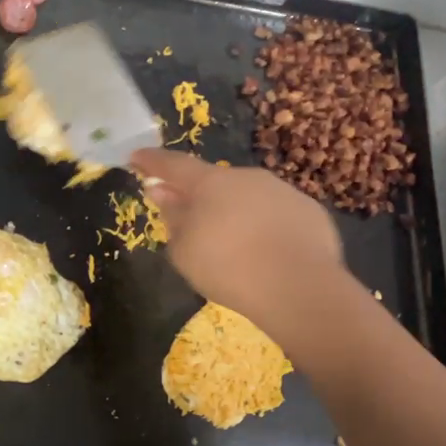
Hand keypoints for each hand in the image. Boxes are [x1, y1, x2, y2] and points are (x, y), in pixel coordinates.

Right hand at [131, 147, 347, 327]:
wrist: (297, 287)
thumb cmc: (227, 268)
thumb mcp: (183, 250)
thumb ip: (173, 218)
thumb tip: (163, 192)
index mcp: (210, 183)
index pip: (174, 165)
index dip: (152, 162)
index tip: (136, 158)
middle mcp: (246, 177)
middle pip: (214, 182)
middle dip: (199, 195)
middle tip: (189, 217)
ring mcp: (282, 191)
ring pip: (248, 197)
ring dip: (235, 212)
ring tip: (232, 243)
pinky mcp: (309, 211)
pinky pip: (276, 214)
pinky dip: (264, 227)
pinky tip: (264, 252)